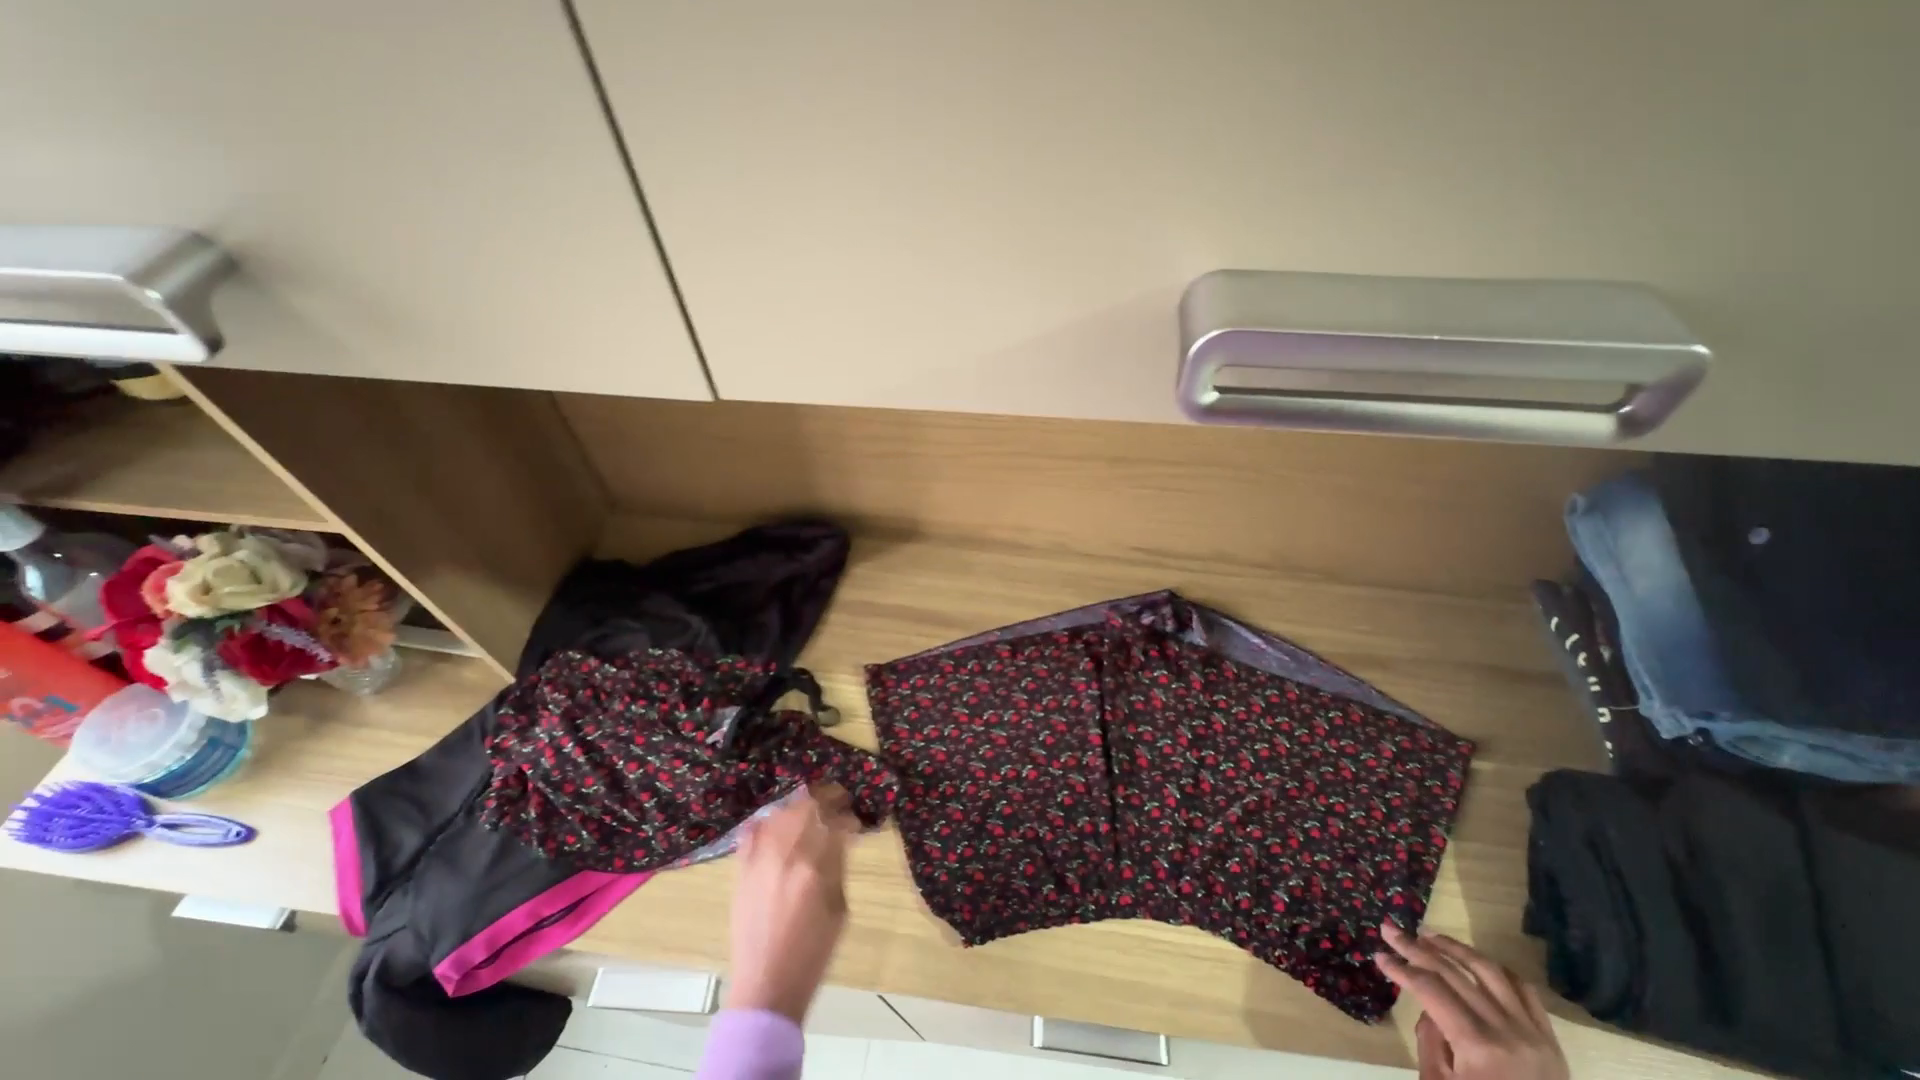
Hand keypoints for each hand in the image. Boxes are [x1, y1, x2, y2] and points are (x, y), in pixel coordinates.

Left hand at [723, 785, 858, 1022]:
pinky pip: (752, 832)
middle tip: (835, 805)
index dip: (848, 816)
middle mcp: (786, 856)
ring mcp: (759, 860)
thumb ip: (837, 869)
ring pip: (780, 813)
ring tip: (808, 814)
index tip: (854, 820)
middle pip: (807, 808)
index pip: (835, 823)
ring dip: (798, 809)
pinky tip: (776, 827)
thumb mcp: (839, 910)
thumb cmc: (812, 953)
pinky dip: (767, 824)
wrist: (766, 983)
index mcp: (816, 868)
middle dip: (826, 801)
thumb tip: (841, 839)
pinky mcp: (740, 869)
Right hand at [1375, 923, 1569, 1079]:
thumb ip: (1429, 1041)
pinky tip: (1476, 961)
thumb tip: (1429, 1008)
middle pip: (1456, 974)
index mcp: (1478, 1047)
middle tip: (1390, 930)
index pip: (1431, 990)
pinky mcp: (1550, 1039)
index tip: (1379, 954)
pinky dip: (1496, 969)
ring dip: (1456, 949)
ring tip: (1429, 936)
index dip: (1401, 968)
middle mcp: (1507, 1030)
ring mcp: (1534, 1033)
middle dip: (1417, 948)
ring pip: (1491, 971)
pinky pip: (1524, 990)